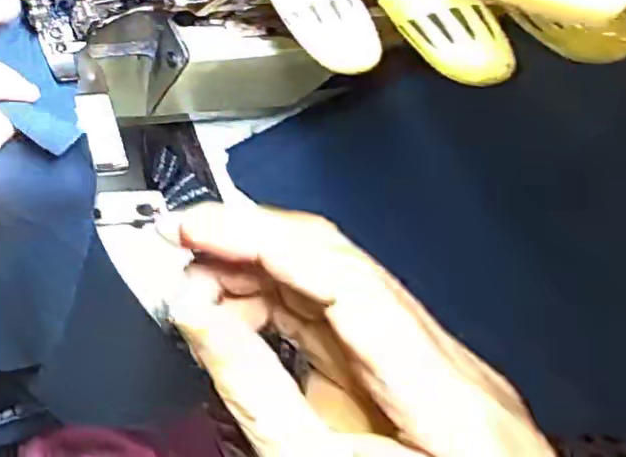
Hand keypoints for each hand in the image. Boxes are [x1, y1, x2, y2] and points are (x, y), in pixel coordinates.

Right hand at [167, 204, 552, 456]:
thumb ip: (247, 383)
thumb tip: (187, 304)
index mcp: (448, 398)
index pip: (337, 270)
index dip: (252, 235)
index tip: (186, 228)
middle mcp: (448, 369)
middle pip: (330, 261)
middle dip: (243, 245)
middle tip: (176, 248)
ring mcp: (427, 371)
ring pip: (320, 279)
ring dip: (247, 272)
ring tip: (194, 293)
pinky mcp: (398, 379)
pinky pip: (322, 312)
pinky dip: (265, 302)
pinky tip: (229, 314)